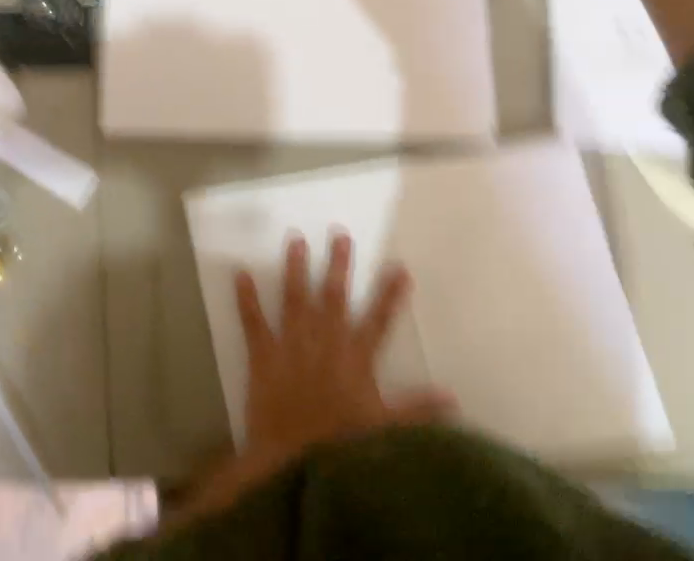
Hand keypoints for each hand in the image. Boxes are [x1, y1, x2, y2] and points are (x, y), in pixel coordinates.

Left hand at [235, 231, 454, 460]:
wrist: (292, 460)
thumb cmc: (341, 445)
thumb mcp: (384, 427)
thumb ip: (417, 408)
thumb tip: (453, 397)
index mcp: (355, 359)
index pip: (377, 320)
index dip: (389, 294)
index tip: (398, 266)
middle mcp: (323, 343)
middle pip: (332, 297)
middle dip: (337, 264)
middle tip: (338, 233)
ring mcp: (291, 345)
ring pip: (294, 299)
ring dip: (294, 268)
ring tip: (294, 240)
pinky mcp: (262, 354)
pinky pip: (252, 321)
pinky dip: (245, 297)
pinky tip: (240, 273)